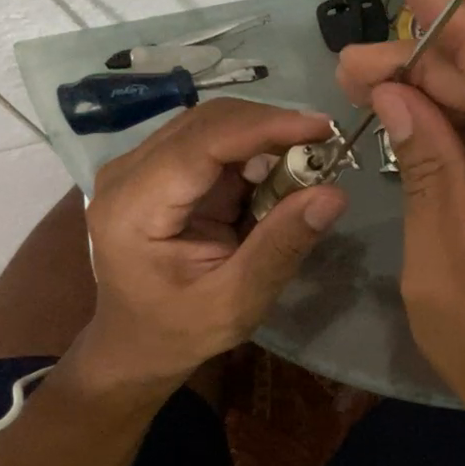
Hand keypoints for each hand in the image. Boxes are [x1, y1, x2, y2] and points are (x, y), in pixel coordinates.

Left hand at [78, 98, 347, 386]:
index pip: (203, 143)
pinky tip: (286, 176)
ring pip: (216, 125)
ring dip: (269, 138)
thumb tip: (334, 194)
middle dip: (274, 128)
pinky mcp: (164, 170)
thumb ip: (281, 246)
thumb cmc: (182, 330)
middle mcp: (129, 173)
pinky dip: (259, 152)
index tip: (324, 130)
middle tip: (330, 149)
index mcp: (134, 208)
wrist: (139, 343)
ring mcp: (144, 167)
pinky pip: (218, 143)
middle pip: (209, 122)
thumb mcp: (238, 301)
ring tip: (314, 164)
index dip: (266, 128)